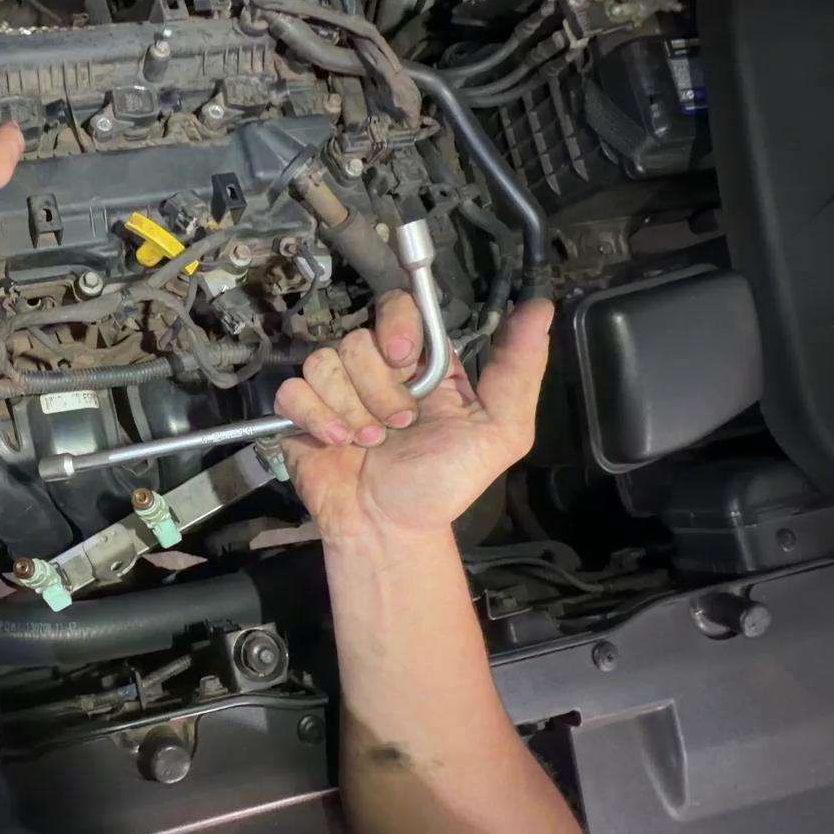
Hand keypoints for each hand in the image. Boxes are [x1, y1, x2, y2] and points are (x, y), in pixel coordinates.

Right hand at [275, 291, 553, 548]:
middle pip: (357, 341)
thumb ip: (518, 369)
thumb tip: (540, 307)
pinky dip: (314, 416)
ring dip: (348, 408)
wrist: (387, 526)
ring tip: (365, 441)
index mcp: (418, 365)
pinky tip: (334, 440)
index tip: (404, 357)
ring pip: (323, 363)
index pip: (397, 309)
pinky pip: (293, 390)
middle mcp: (372, 370)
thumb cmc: (442, 483)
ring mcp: (332, 390)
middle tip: (395, 426)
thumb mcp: (500, 430)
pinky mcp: (298, 412)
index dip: (395, 325)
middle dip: (377, 388)